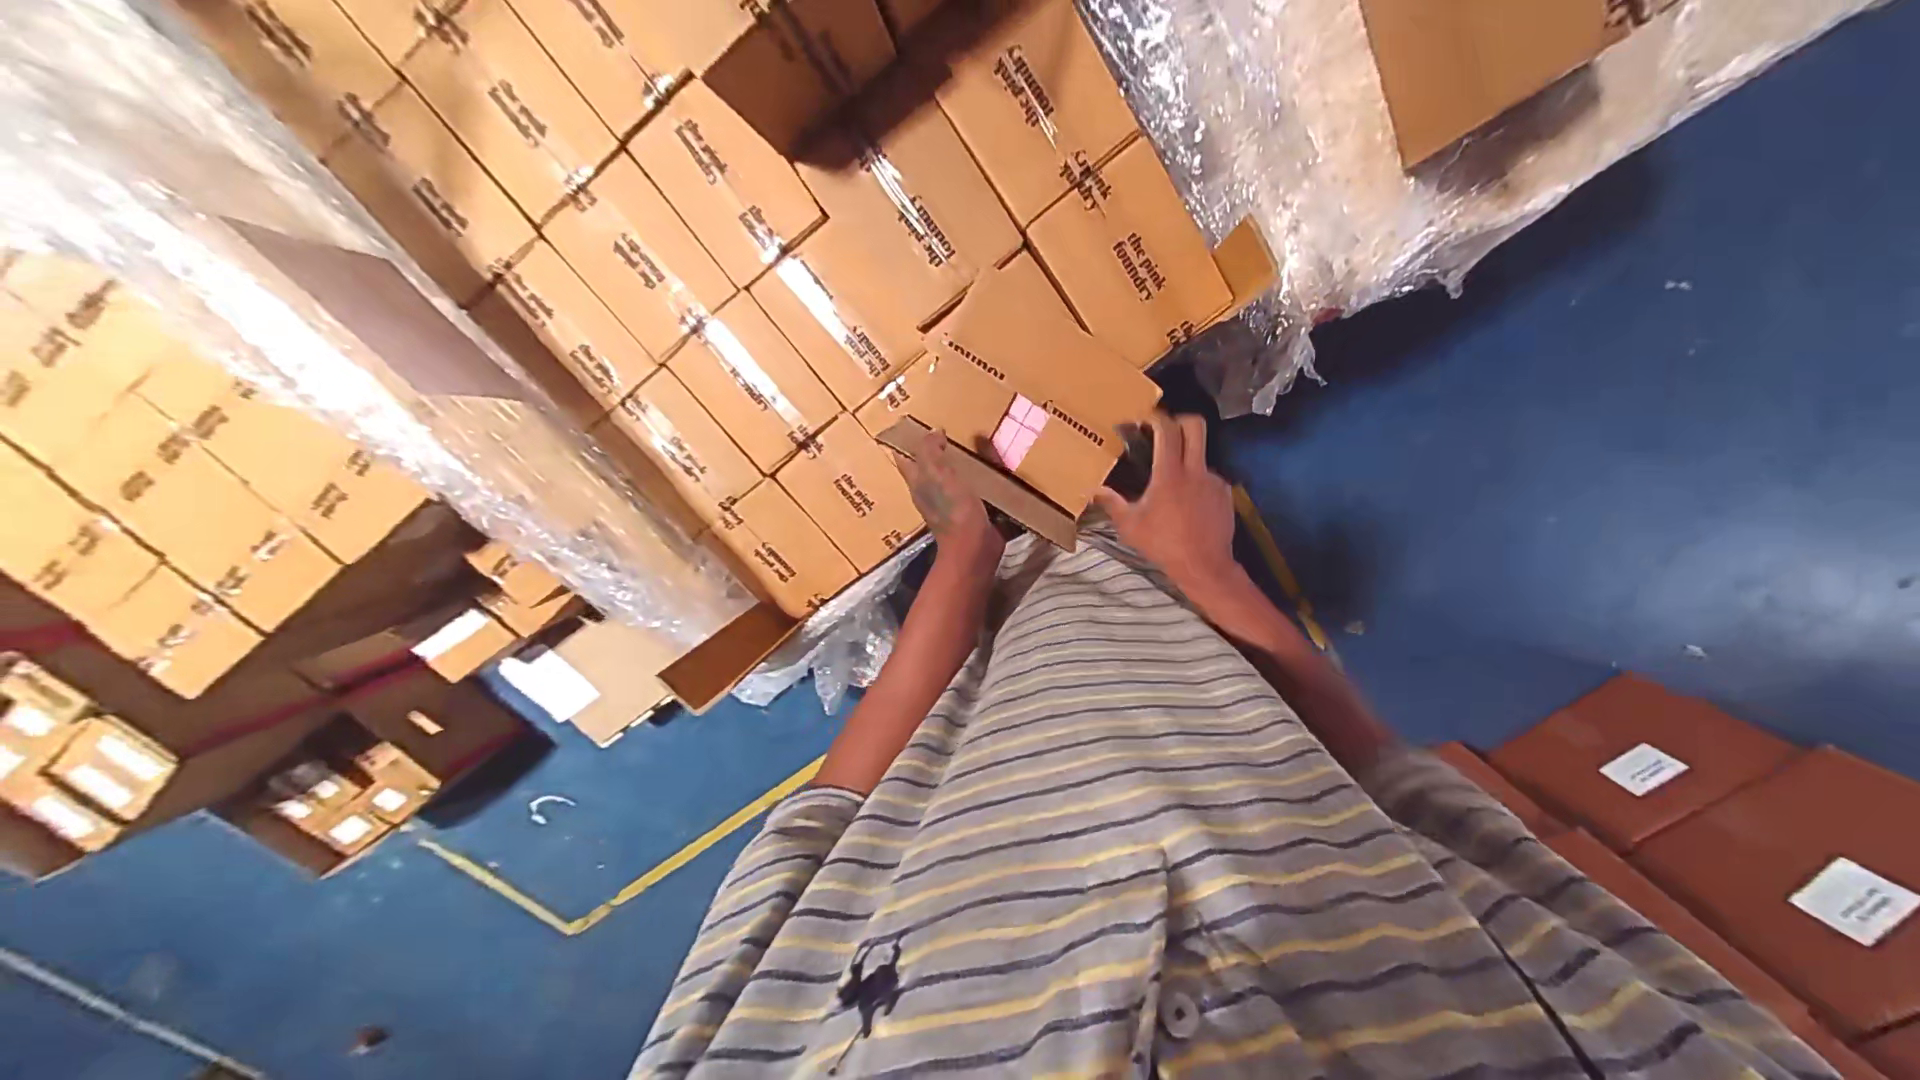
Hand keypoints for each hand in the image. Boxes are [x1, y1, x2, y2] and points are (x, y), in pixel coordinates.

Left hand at [892, 429, 1003, 573]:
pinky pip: (973, 485)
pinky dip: (979, 474)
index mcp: (918, 482)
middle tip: (944, 430)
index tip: (913, 424)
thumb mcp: (935, 473)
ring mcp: (950, 502)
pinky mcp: (971, 509)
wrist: (974, 545)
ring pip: (950, 474)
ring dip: (958, 461)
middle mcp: (930, 491)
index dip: (905, 441)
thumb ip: (929, 450)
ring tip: (970, 442)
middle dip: (932, 449)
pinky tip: (991, 465)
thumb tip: (933, 432)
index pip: (904, 458)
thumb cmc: (952, 508)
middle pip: (927, 465)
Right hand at [1091, 412, 1245, 603]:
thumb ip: (1112, 503)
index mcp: (1169, 474)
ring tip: (1172, 481)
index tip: (1145, 420)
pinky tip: (1187, 502)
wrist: (1204, 566)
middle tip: (1165, 431)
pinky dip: (1197, 482)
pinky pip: (1208, 478)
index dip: (1156, 418)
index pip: (1167, 431)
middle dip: (1180, 420)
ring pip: (1201, 455)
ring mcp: (1213, 481)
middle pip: (1196, 426)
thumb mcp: (1130, 526)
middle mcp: (1195, 470)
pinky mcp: (1225, 493)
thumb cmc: (1163, 545)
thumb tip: (1096, 490)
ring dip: (1187, 459)